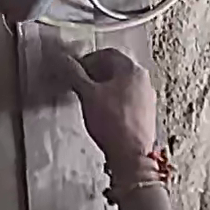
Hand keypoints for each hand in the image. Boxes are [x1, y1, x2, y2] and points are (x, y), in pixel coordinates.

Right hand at [62, 48, 156, 171]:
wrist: (131, 155)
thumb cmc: (112, 122)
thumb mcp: (87, 94)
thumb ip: (74, 73)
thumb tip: (62, 58)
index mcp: (132, 70)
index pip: (107, 54)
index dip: (88, 60)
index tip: (75, 70)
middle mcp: (143, 79)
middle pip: (116, 67)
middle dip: (95, 73)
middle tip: (80, 82)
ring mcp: (147, 96)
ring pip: (122, 83)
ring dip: (104, 86)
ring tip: (89, 98)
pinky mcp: (146, 112)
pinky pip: (127, 97)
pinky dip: (114, 98)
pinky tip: (103, 111)